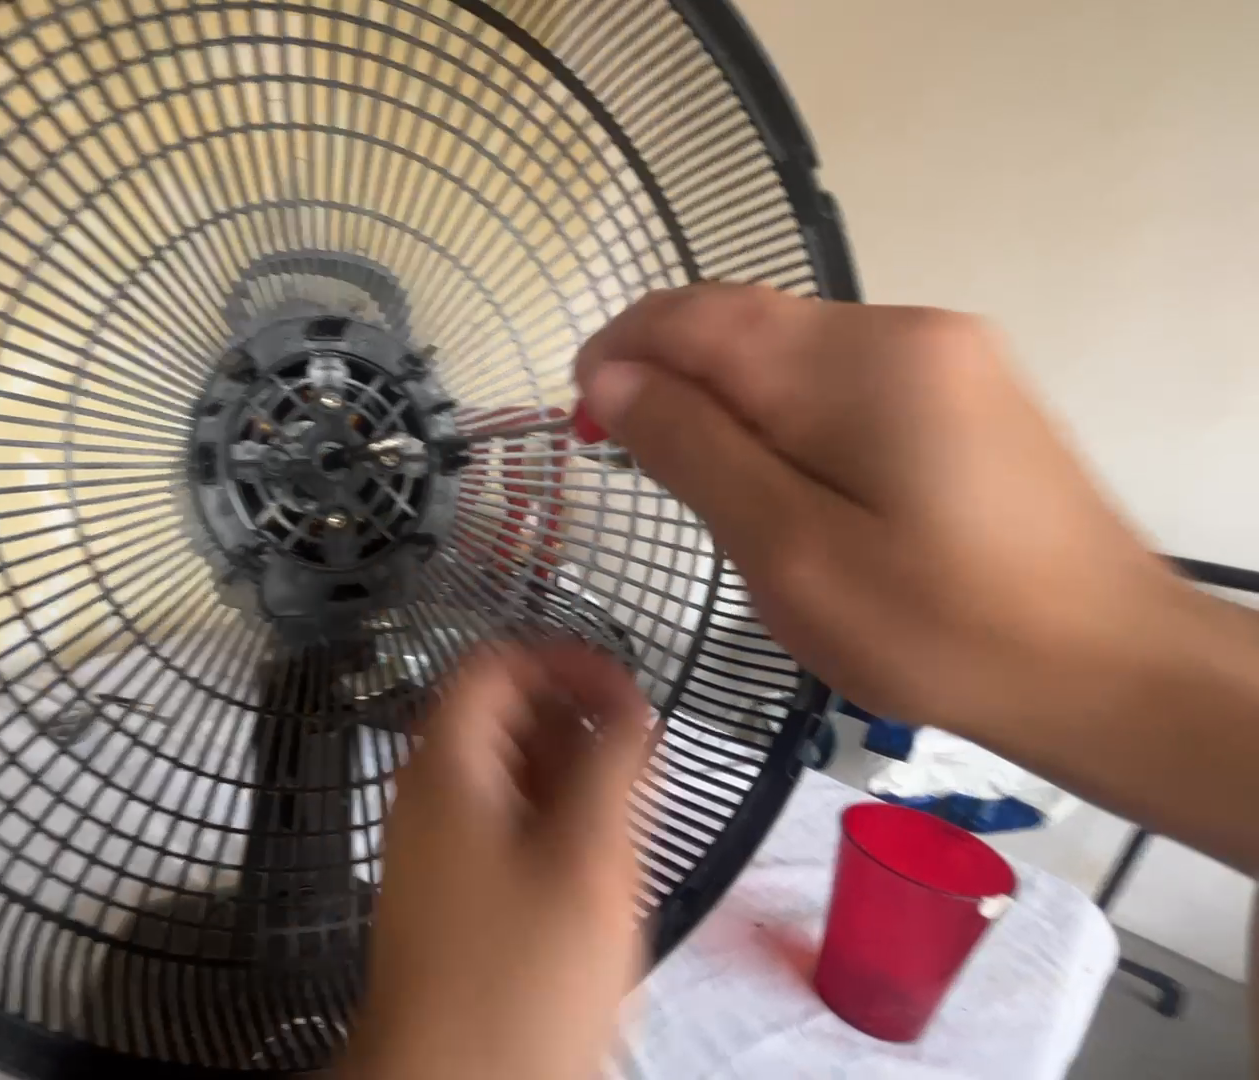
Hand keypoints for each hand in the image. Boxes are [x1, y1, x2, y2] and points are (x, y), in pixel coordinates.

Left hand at [343, 644, 651, 1079]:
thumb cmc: (516, 973)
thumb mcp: (584, 860)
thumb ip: (611, 768)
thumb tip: (629, 708)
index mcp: (447, 763)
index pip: (493, 666)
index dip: (559, 661)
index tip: (622, 686)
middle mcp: (429, 787)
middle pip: (500, 715)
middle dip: (573, 718)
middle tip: (638, 752)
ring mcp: (436, 835)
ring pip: (505, 768)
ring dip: (569, 768)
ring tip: (629, 801)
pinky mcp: (451, 879)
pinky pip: (501, 816)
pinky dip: (550, 811)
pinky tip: (594, 849)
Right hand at [573, 283, 1258, 874]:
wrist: (1105, 671)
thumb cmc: (930, 625)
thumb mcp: (783, 547)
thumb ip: (689, 450)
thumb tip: (608, 380)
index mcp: (855, 362)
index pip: (696, 316)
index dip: (617, 350)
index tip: (579, 419)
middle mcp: (899, 328)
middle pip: (734, 321)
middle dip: (657, 373)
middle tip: (621, 455)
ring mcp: (933, 352)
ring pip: (772, 346)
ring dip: (706, 393)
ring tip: (686, 474)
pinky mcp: (947, 386)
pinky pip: (817, 373)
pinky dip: (758, 406)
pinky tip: (759, 469)